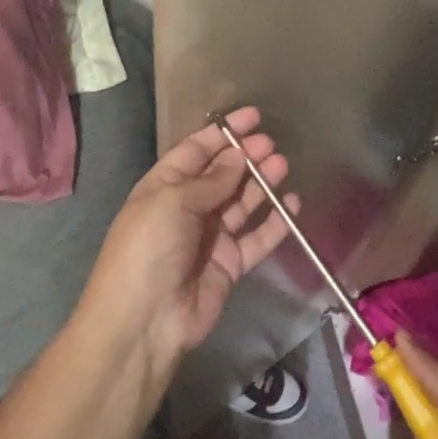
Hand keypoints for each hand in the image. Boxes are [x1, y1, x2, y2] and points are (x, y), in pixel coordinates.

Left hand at [77, 106, 300, 364]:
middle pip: (222, 175)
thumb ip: (210, 181)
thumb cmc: (149, 249)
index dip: (223, 133)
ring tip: (283, 164)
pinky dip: (275, 222)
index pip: (196, 151)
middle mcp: (187, 208)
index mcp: (163, 187)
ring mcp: (209, 237)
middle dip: (246, 156)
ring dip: (262, 183)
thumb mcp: (172, 203)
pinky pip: (257, 237)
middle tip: (272, 143)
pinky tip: (293, 204)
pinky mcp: (229, 265)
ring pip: (242, 203)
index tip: (253, 116)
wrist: (145, 322)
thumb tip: (238, 157)